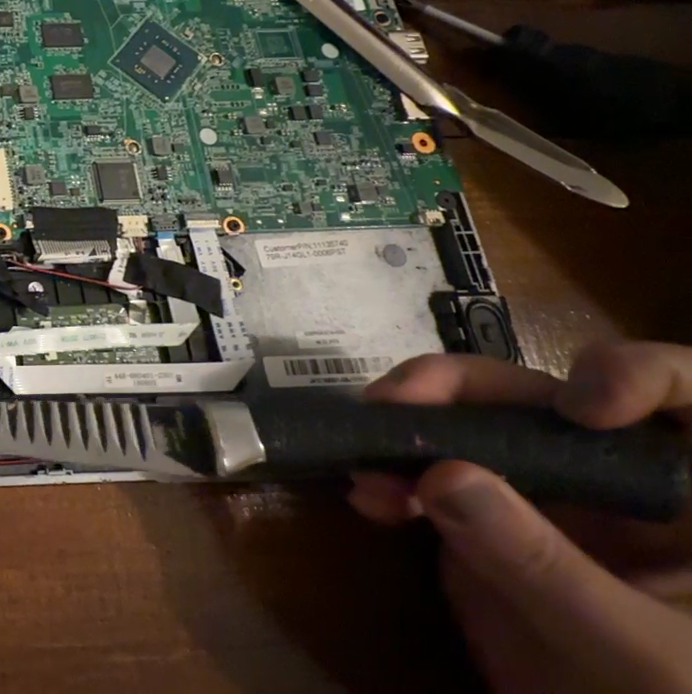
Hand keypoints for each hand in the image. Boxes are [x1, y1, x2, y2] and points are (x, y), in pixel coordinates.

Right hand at [349, 343, 691, 693]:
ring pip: (466, 428)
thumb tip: (441, 474)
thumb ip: (548, 566)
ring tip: (364, 459)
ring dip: (405, 430)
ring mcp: (540, 500)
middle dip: (459, 387)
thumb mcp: (636, 651)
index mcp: (683, 494)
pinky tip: (368, 502)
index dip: (632, 373)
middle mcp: (614, 480)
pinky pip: (426, 477)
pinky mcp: (480, 523)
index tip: (580, 403)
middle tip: (394, 401)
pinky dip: (388, 478)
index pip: (680, 399)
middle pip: (538, 397)